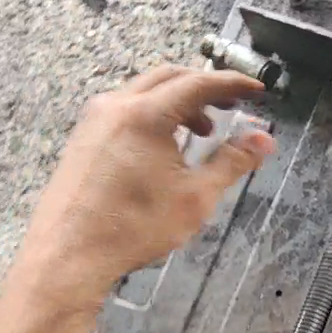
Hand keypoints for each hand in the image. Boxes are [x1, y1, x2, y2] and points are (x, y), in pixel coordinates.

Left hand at [12, 67, 274, 320]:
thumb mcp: (195, 197)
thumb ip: (231, 162)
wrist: (69, 254)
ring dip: (180, 102)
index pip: (198, 84)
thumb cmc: (134, 227)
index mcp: (146, 115)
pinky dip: (156, 115)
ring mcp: (94, 121)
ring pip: (145, 92)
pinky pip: (127, 110)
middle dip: (205, 87)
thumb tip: (262, 140)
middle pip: (168, 78)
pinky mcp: (84, 139)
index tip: (256, 89)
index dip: (232, 84)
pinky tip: (167, 147)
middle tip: (233, 105)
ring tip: (203, 132)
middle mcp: (116, 106)